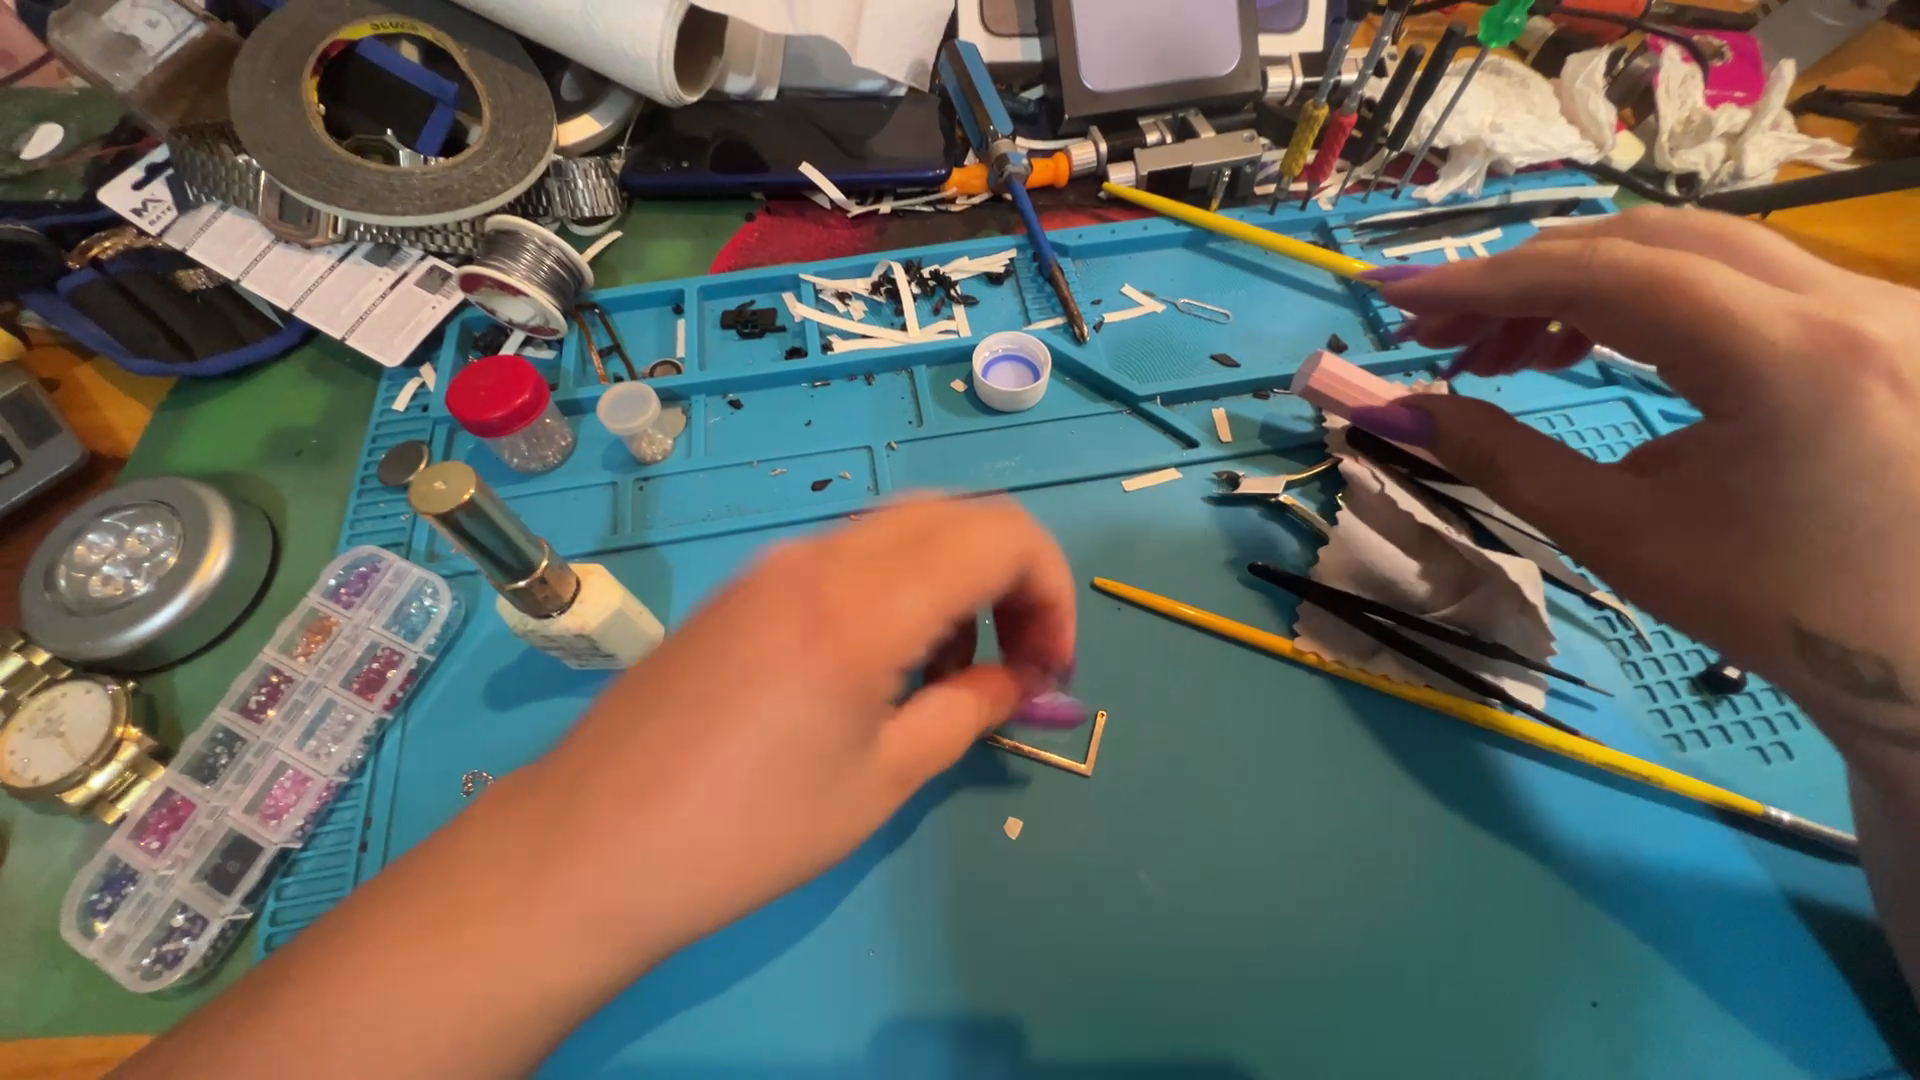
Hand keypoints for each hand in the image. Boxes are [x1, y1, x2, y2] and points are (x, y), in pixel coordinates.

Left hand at [538, 495, 1077, 961]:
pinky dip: (903, 587)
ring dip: (957, 581)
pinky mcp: (751, 585)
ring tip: (949, 673)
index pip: (1004, 536)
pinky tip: (884, 662)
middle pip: (961, 516)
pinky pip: (855, 555)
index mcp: (867, 599)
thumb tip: (1024, 682)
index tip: (1049, 669)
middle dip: (1013, 580)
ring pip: (907, 529)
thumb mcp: (884, 777)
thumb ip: (969, 710)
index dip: (1053, 592)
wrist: (587, 847)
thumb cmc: (747, 831)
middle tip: (1016, 663)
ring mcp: (779, 562)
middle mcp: (824, 554)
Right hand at [1352, 207, 1919, 755]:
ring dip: (1566, 287)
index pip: (1606, 275)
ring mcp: (1872, 302)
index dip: (1484, 280)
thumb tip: (1399, 411)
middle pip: (1642, 241)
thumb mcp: (1612, 531)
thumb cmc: (1773, 603)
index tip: (1396, 297)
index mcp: (1789, 358)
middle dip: (1517, 280)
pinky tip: (1574, 346)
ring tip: (1496, 352)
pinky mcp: (1867, 319)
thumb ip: (1496, 456)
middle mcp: (1848, 301)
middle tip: (1433, 334)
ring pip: (1683, 249)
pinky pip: (1721, 277)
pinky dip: (1623, 299)